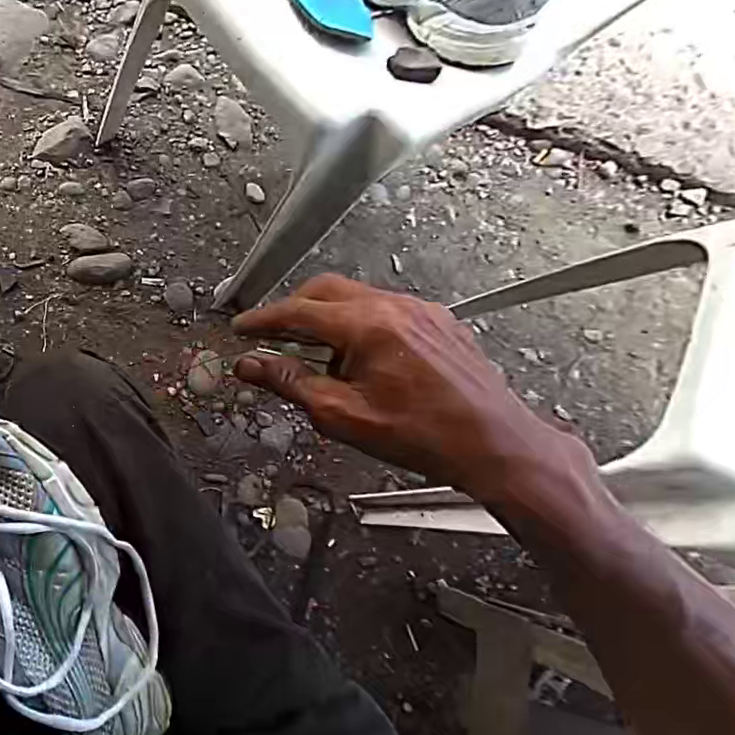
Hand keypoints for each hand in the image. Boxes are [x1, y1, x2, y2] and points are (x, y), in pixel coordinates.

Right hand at [231, 274, 589, 501]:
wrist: (492, 443)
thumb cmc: (424, 433)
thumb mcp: (339, 414)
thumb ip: (289, 383)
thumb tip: (252, 366)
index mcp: (368, 327)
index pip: (298, 311)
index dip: (262, 320)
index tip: (242, 328)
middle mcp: (395, 309)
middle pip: (325, 291)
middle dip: (290, 310)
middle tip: (268, 336)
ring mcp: (420, 312)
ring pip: (354, 298)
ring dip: (322, 318)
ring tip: (309, 356)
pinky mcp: (436, 322)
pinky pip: (382, 309)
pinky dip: (354, 323)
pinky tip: (351, 357)